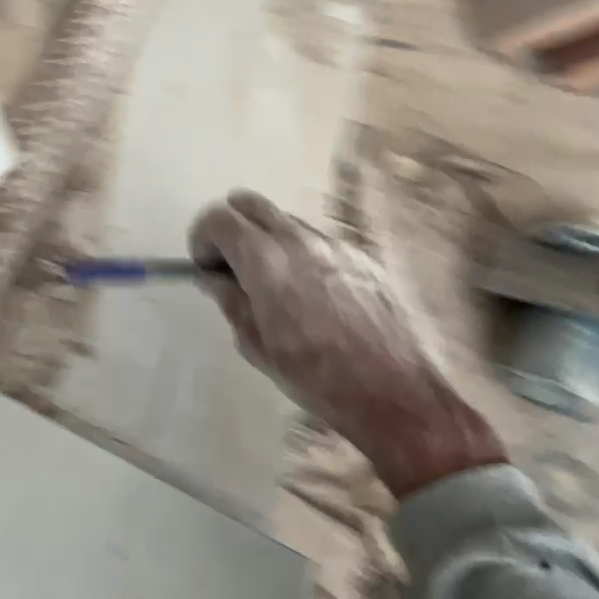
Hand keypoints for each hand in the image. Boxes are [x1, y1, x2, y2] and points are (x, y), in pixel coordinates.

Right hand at [189, 191, 506, 497]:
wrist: (396, 395)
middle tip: (232, 264)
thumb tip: (213, 278)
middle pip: (249, 202)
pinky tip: (314, 297)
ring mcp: (335, 244)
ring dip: (267, 239)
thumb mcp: (254, 343)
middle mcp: (297, 239)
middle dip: (231, 226)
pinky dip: (302, 254)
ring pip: (285, 219)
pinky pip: (319, 241)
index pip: (217, 217)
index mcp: (264, 258)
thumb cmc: (313, 376)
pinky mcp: (363, 257)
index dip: (202, 238)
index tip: (206, 268)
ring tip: (276, 284)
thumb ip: (229, 299)